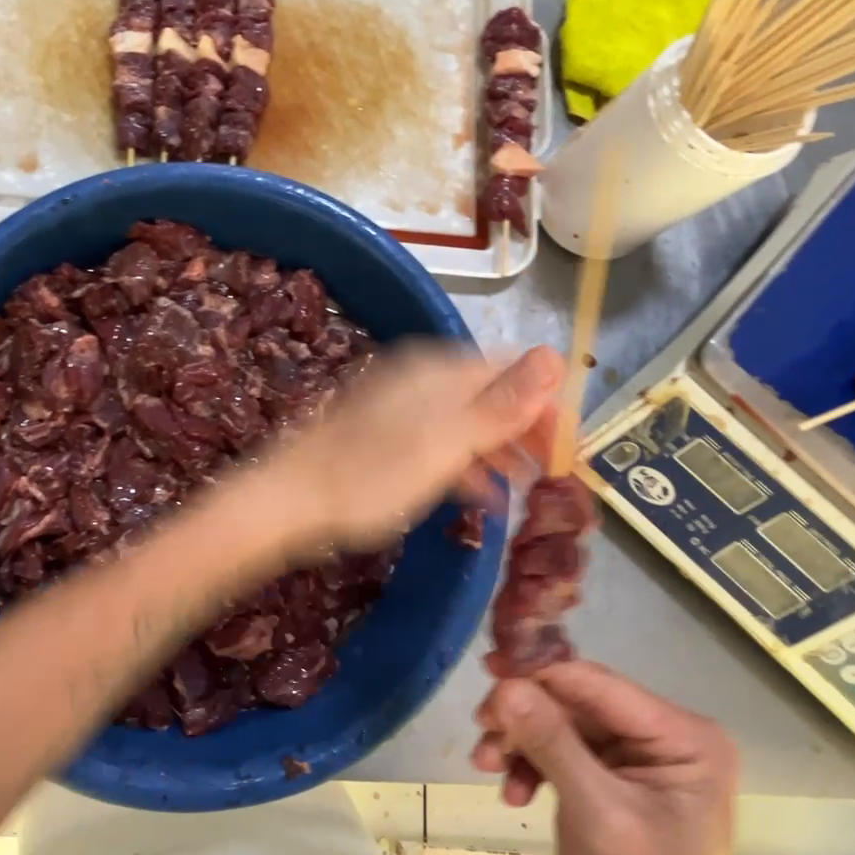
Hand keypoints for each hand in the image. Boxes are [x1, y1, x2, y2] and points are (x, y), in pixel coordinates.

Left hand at [255, 344, 563, 559]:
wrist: (287, 499)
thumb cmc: (372, 475)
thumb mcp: (446, 443)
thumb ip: (501, 404)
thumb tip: (555, 356)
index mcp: (439, 370)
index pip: (515, 370)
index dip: (548, 406)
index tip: (567, 451)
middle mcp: (419, 377)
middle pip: (489, 393)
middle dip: (523, 430)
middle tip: (549, 476)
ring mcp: (396, 405)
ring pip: (463, 419)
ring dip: (496, 450)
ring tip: (521, 489)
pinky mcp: (379, 434)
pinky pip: (435, 439)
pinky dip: (462, 462)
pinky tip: (476, 495)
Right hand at [472, 661, 736, 854]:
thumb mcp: (597, 814)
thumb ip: (552, 744)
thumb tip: (504, 684)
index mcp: (684, 737)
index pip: (598, 684)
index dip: (540, 673)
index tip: (487, 670)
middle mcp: (663, 735)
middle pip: (573, 701)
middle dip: (523, 718)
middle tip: (480, 729)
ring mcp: (636, 756)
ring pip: (557, 722)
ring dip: (518, 742)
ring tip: (486, 767)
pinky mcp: (610, 775)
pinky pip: (558, 749)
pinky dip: (529, 765)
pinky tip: (512, 792)